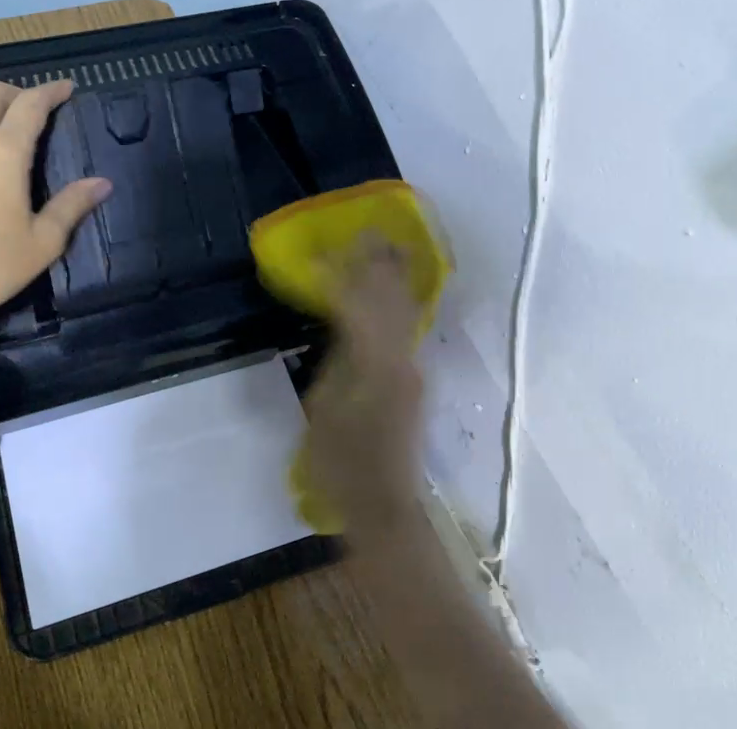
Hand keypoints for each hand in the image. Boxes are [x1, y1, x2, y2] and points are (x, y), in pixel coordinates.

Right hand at [305, 244, 426, 531]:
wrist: (384, 504)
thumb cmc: (342, 464)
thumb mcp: (323, 409)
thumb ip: (335, 363)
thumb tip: (340, 329)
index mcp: (374, 363)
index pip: (357, 304)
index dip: (341, 275)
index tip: (326, 251)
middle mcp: (401, 359)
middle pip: (389, 301)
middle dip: (378, 265)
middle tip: (370, 231)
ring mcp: (411, 370)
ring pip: (402, 313)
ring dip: (393, 280)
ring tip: (390, 249)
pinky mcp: (412, 383)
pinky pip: (404, 329)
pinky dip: (397, 304)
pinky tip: (395, 294)